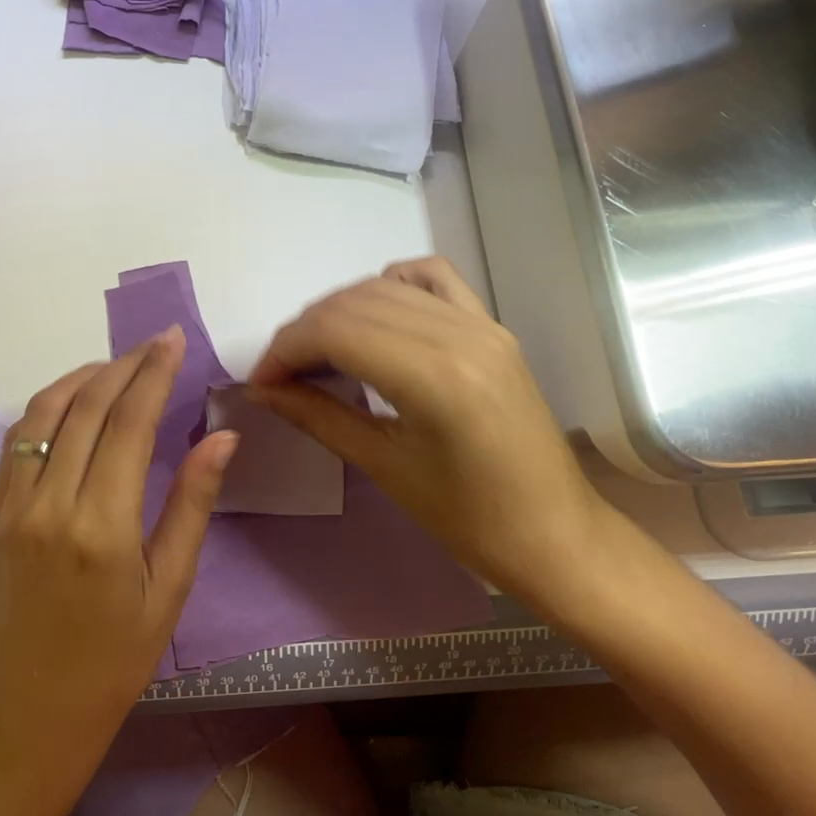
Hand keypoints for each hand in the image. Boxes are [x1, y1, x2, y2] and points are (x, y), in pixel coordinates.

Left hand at [0, 326, 237, 815]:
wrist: (34, 708)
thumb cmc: (115, 659)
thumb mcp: (170, 589)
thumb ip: (192, 504)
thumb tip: (222, 435)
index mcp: (103, 526)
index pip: (130, 423)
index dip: (154, 373)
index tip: (173, 340)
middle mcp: (52, 504)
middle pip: (88, 407)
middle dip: (125, 365)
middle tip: (155, 343)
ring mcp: (15, 505)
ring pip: (44, 413)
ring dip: (82, 377)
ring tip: (118, 365)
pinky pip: (17, 439)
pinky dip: (46, 406)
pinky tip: (73, 401)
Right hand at [246, 257, 604, 595]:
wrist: (555, 536)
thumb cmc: (467, 520)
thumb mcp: (384, 467)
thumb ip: (318, 417)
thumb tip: (261, 391)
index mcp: (433, 376)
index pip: (334, 331)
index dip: (284, 349)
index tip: (260, 382)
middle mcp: (459, 333)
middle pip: (354, 302)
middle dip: (304, 332)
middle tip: (281, 374)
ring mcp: (482, 324)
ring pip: (386, 287)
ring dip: (339, 311)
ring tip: (317, 353)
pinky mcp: (493, 327)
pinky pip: (434, 279)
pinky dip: (392, 285)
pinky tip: (374, 316)